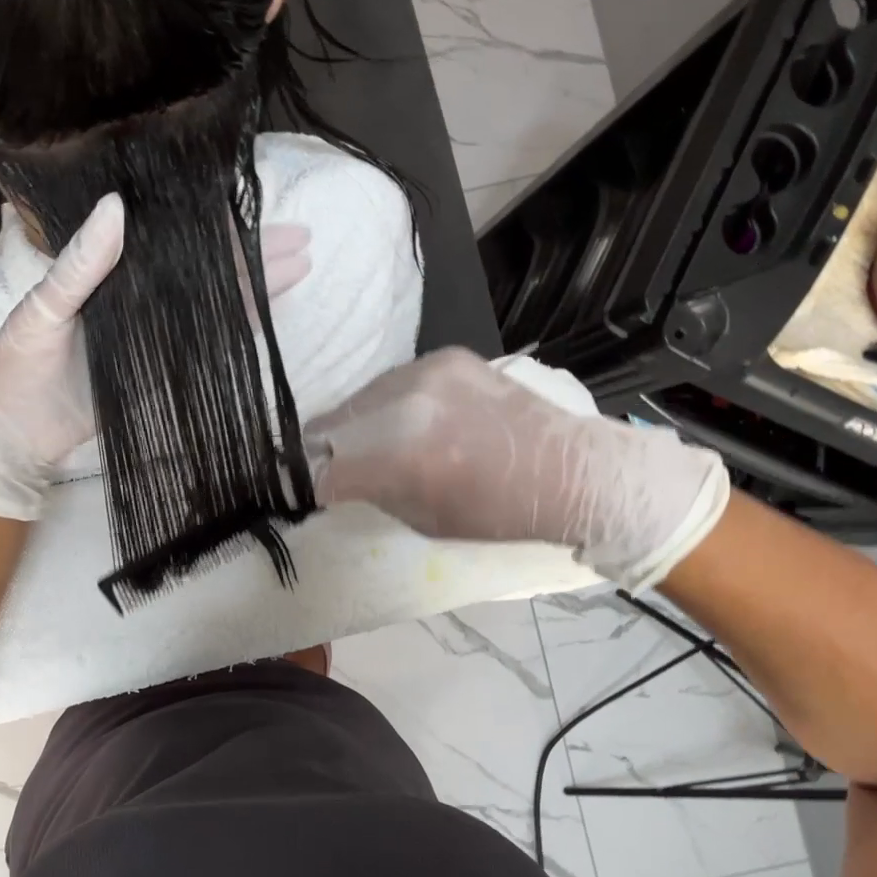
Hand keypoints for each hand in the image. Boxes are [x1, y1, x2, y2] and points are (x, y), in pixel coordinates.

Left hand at [0, 195, 314, 519]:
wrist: (8, 434)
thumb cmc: (15, 366)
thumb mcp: (41, 310)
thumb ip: (80, 265)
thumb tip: (117, 206)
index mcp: (109, 276)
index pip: (169, 243)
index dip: (211, 227)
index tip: (253, 206)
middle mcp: (137, 303)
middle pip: (202, 275)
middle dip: (251, 257)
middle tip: (302, 239)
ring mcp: (151, 342)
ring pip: (209, 311)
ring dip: (252, 293)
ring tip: (299, 269)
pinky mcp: (157, 379)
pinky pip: (200, 355)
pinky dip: (230, 339)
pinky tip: (263, 320)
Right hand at [304, 348, 729, 590]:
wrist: (574, 472)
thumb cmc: (499, 514)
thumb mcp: (422, 519)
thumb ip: (372, 493)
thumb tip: (331, 481)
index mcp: (403, 457)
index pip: (324, 469)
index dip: (307, 484)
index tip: (302, 493)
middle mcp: (408, 405)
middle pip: (332, 426)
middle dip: (322, 450)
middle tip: (323, 468)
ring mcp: (427, 373)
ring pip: (359, 399)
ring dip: (351, 424)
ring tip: (363, 444)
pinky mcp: (445, 357)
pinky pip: (392, 382)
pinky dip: (385, 404)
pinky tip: (400, 421)